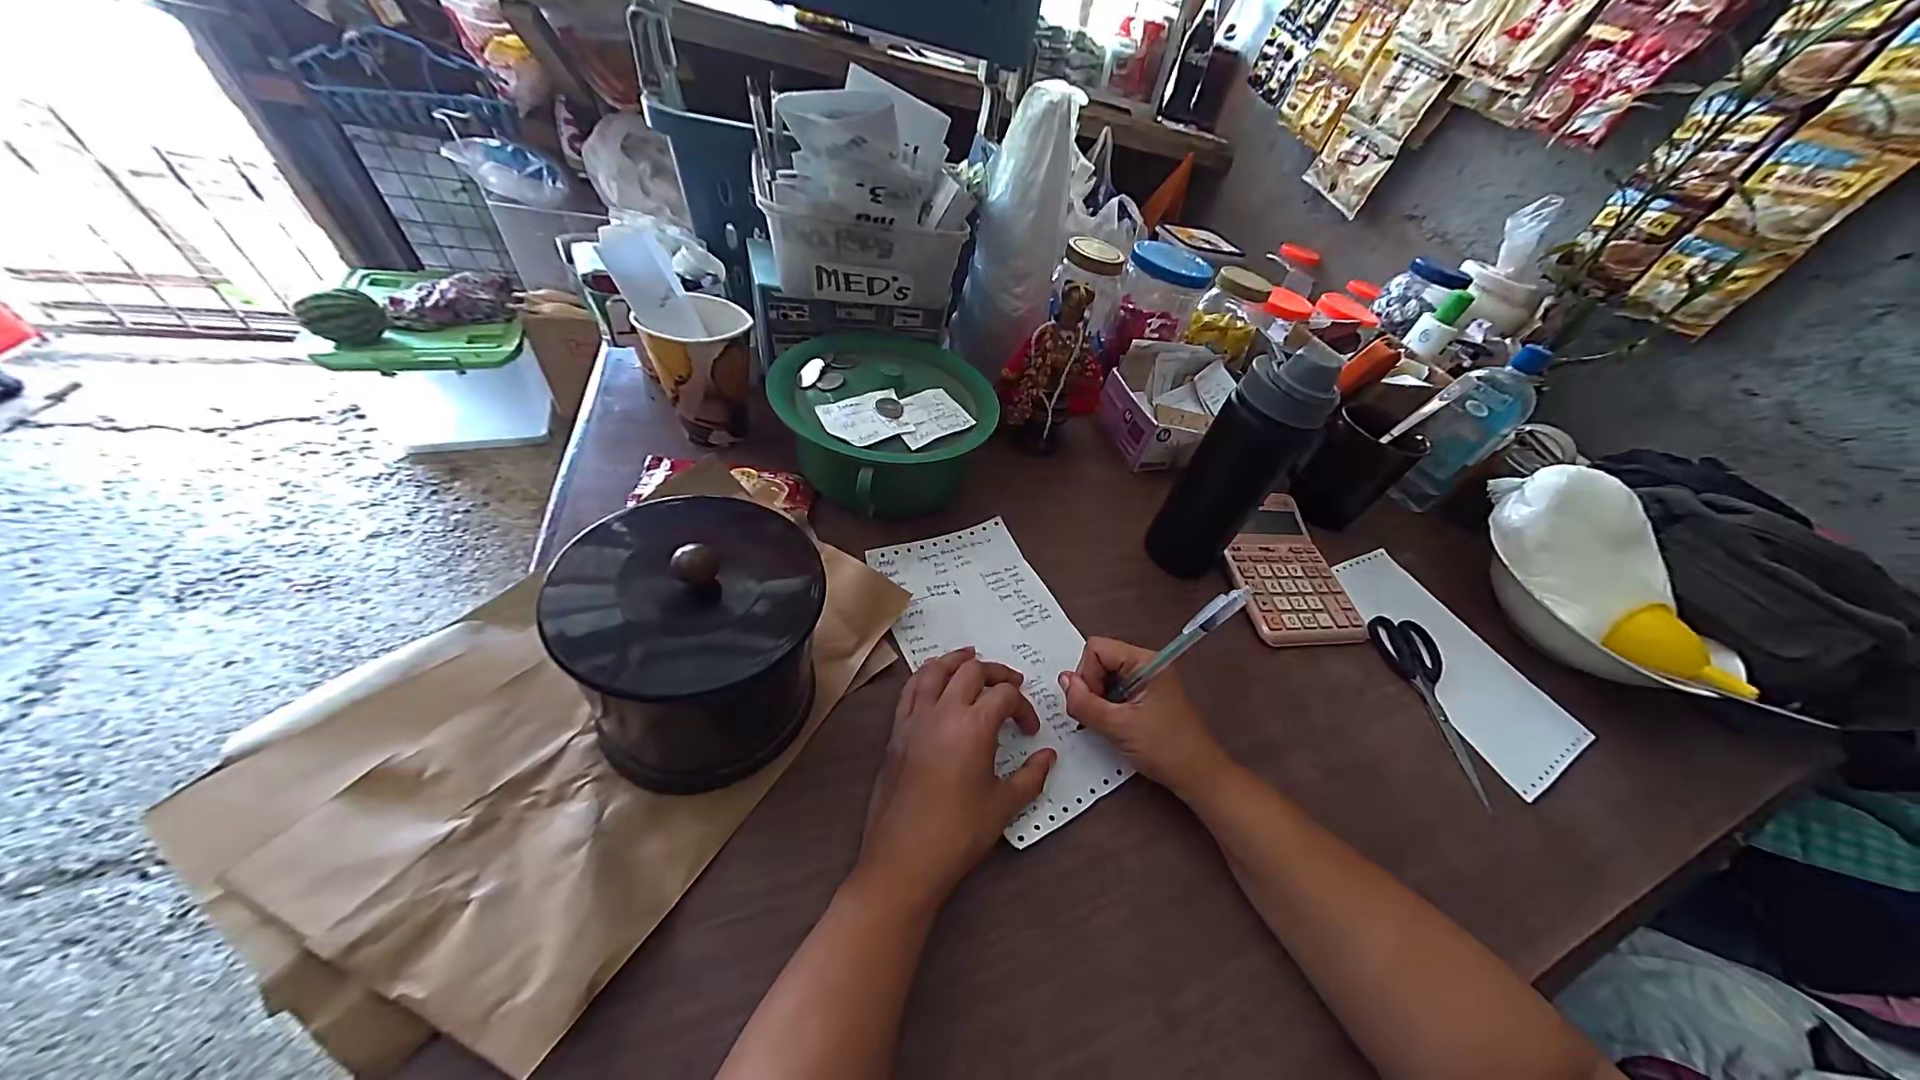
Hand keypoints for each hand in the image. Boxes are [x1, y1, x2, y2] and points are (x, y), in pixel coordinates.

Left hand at [857, 648, 1056, 909]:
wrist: (903, 859)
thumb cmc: (957, 834)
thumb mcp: (1004, 805)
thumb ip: (1031, 776)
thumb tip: (1046, 757)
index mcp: (973, 726)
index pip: (1004, 695)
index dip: (1023, 706)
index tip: (1029, 729)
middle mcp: (942, 713)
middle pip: (970, 670)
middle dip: (995, 672)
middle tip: (1009, 683)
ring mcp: (914, 720)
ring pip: (934, 670)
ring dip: (955, 660)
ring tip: (969, 658)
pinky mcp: (896, 733)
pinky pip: (910, 690)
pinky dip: (925, 676)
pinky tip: (932, 681)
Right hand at [1057, 637, 1228, 796]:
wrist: (1197, 776)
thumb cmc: (1168, 749)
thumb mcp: (1118, 726)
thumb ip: (1085, 702)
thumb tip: (1064, 681)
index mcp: (1146, 661)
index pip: (1097, 648)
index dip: (1087, 673)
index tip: (1094, 702)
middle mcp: (1146, 664)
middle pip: (1099, 660)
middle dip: (1091, 686)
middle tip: (1102, 715)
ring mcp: (1145, 680)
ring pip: (1103, 676)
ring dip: (1098, 699)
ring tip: (1110, 723)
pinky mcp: (1143, 695)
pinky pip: (1112, 689)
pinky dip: (1105, 706)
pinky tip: (1114, 725)